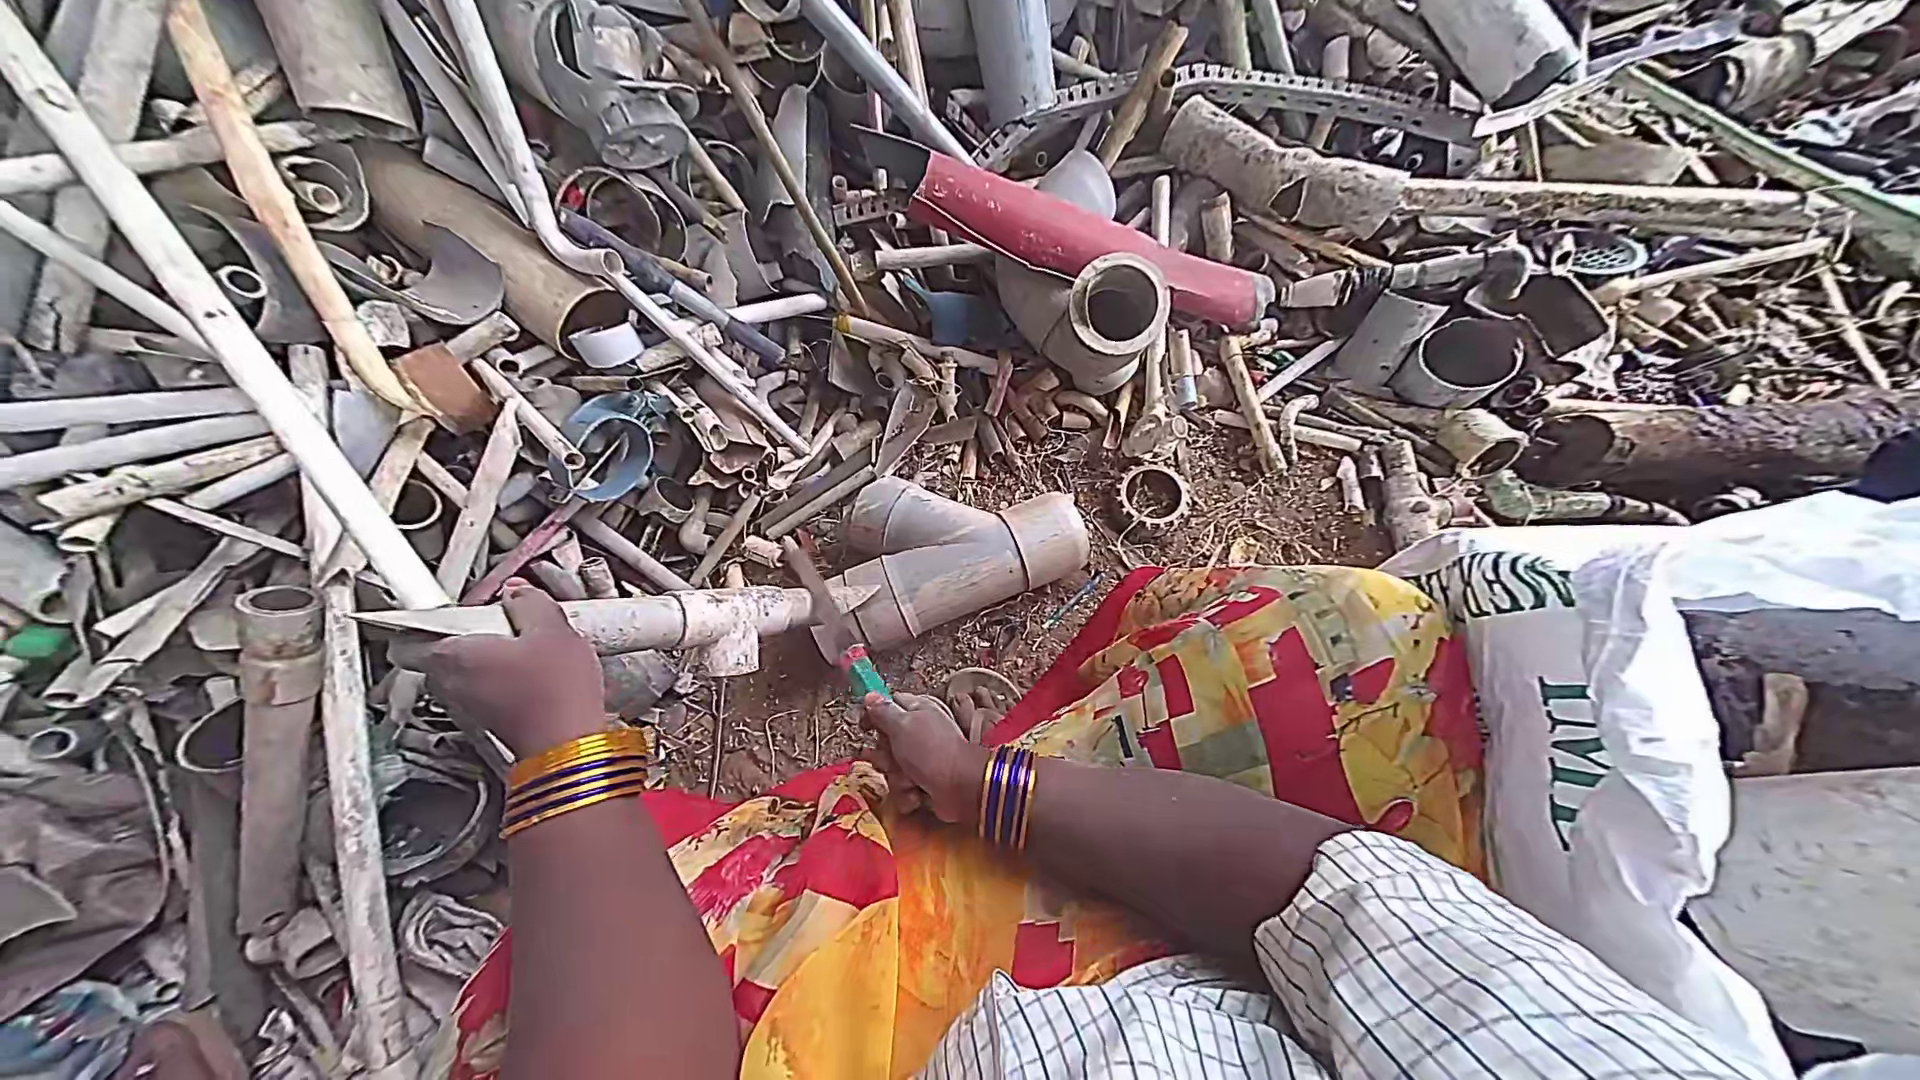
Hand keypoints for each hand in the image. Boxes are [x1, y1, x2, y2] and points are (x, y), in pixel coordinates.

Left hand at [420, 580, 607, 753]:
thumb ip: (531, 604)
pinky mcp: (487, 720)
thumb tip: (520, 594)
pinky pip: (483, 689)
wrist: (567, 741)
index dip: (432, 616)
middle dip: (469, 635)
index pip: (408, 633)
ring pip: (463, 671)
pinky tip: (537, 674)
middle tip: (503, 625)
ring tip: (528, 650)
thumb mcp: (554, 630)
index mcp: (451, 655)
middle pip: (440, 650)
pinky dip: (502, 679)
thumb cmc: (554, 693)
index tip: (459, 609)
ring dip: (488, 659)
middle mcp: (446, 683)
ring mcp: (465, 705)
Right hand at [861, 692, 986, 822]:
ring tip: (911, 780)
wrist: (960, 788)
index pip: (888, 707)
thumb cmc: (931, 750)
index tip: (865, 726)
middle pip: (884, 743)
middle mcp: (917, 735)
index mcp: (916, 713)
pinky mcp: (922, 785)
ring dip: (898, 778)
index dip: (874, 716)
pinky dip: (908, 794)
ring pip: (890, 769)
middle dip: (885, 756)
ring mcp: (920, 761)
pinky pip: (901, 790)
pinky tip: (917, 794)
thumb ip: (883, 712)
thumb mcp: (903, 725)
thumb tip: (870, 695)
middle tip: (894, 758)